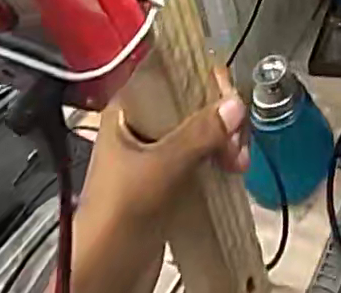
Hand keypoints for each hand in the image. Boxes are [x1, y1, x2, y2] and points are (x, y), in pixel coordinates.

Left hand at [70, 68, 249, 292]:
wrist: (103, 284)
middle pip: (196, 95)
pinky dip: (224, 153)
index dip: (203, 75)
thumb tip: (237, 104)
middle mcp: (146, 121)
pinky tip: (235, 167)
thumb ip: (197, 136)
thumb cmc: (117, 219)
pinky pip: (208, 148)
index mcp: (129, 109)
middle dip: (222, 112)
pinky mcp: (174, 172)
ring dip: (227, 135)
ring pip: (206, 121)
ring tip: (236, 161)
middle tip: (234, 140)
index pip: (173, 68)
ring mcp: (161, 147)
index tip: (226, 96)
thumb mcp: (157, 172)